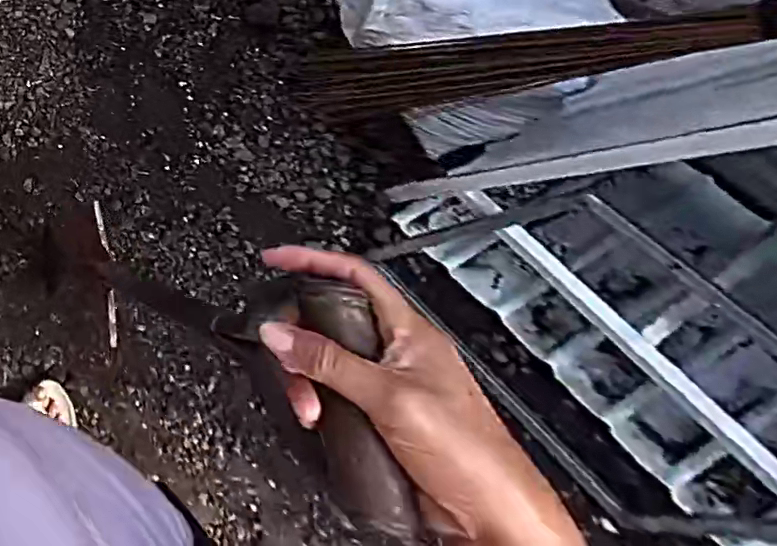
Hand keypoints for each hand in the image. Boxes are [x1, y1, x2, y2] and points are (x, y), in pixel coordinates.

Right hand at [258, 245, 583, 545]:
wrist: (500, 529)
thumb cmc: (479, 465)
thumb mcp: (392, 399)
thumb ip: (329, 361)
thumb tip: (278, 332)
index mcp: (410, 334)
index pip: (354, 275)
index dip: (312, 260)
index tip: (276, 259)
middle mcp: (396, 353)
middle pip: (325, 319)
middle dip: (297, 336)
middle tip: (282, 351)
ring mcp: (385, 383)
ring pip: (320, 357)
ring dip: (303, 377)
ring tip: (307, 403)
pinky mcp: (376, 413)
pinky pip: (326, 389)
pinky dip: (312, 399)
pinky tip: (316, 416)